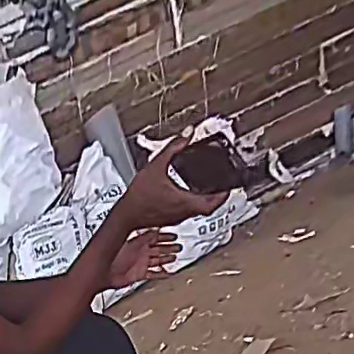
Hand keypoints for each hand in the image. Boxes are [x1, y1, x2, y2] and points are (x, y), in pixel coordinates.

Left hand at [108, 228, 177, 286]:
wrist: (103, 272)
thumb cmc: (112, 255)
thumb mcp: (133, 242)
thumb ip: (145, 235)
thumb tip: (157, 226)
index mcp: (138, 241)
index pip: (155, 236)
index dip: (165, 236)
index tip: (174, 235)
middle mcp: (140, 252)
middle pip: (158, 248)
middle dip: (169, 247)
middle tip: (178, 247)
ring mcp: (139, 263)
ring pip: (157, 261)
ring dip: (166, 259)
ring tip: (174, 257)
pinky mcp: (138, 275)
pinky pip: (152, 274)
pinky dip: (160, 275)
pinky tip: (167, 274)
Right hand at [109, 134, 229, 231]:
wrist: (125, 216)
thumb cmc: (138, 197)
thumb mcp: (156, 166)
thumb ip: (174, 147)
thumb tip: (188, 134)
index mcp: (184, 202)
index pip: (212, 203)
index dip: (223, 195)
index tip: (229, 186)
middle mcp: (183, 213)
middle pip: (207, 208)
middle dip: (216, 197)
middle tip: (220, 186)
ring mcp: (176, 218)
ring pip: (197, 211)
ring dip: (204, 200)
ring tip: (206, 188)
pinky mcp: (169, 220)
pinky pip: (187, 212)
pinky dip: (192, 203)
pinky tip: (187, 194)